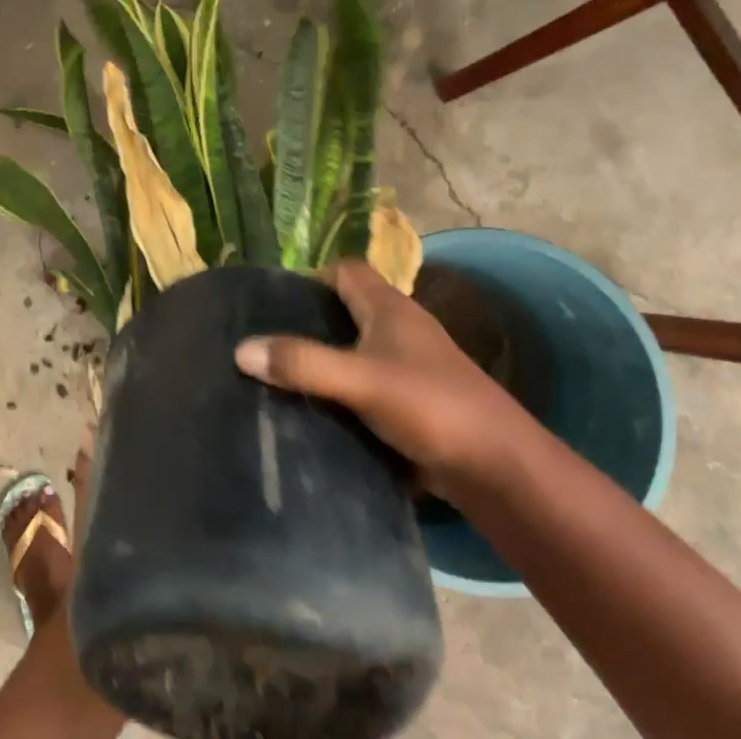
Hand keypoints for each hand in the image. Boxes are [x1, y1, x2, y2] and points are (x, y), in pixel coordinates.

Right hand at [235, 260, 537, 501]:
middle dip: (305, 324)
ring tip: (274, 379)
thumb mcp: (361, 381)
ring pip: (352, 353)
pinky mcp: (409, 405)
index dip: (310, 278)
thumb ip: (302, 363)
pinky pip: (362, 389)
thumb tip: (241, 349)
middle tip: (262, 343)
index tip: (271, 302)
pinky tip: (308, 414)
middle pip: (344, 312)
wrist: (499, 469)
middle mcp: (399, 332)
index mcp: (391, 310)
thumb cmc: (433, 407)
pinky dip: (336, 397)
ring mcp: (407, 369)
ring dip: (319, 363)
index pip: (345, 271)